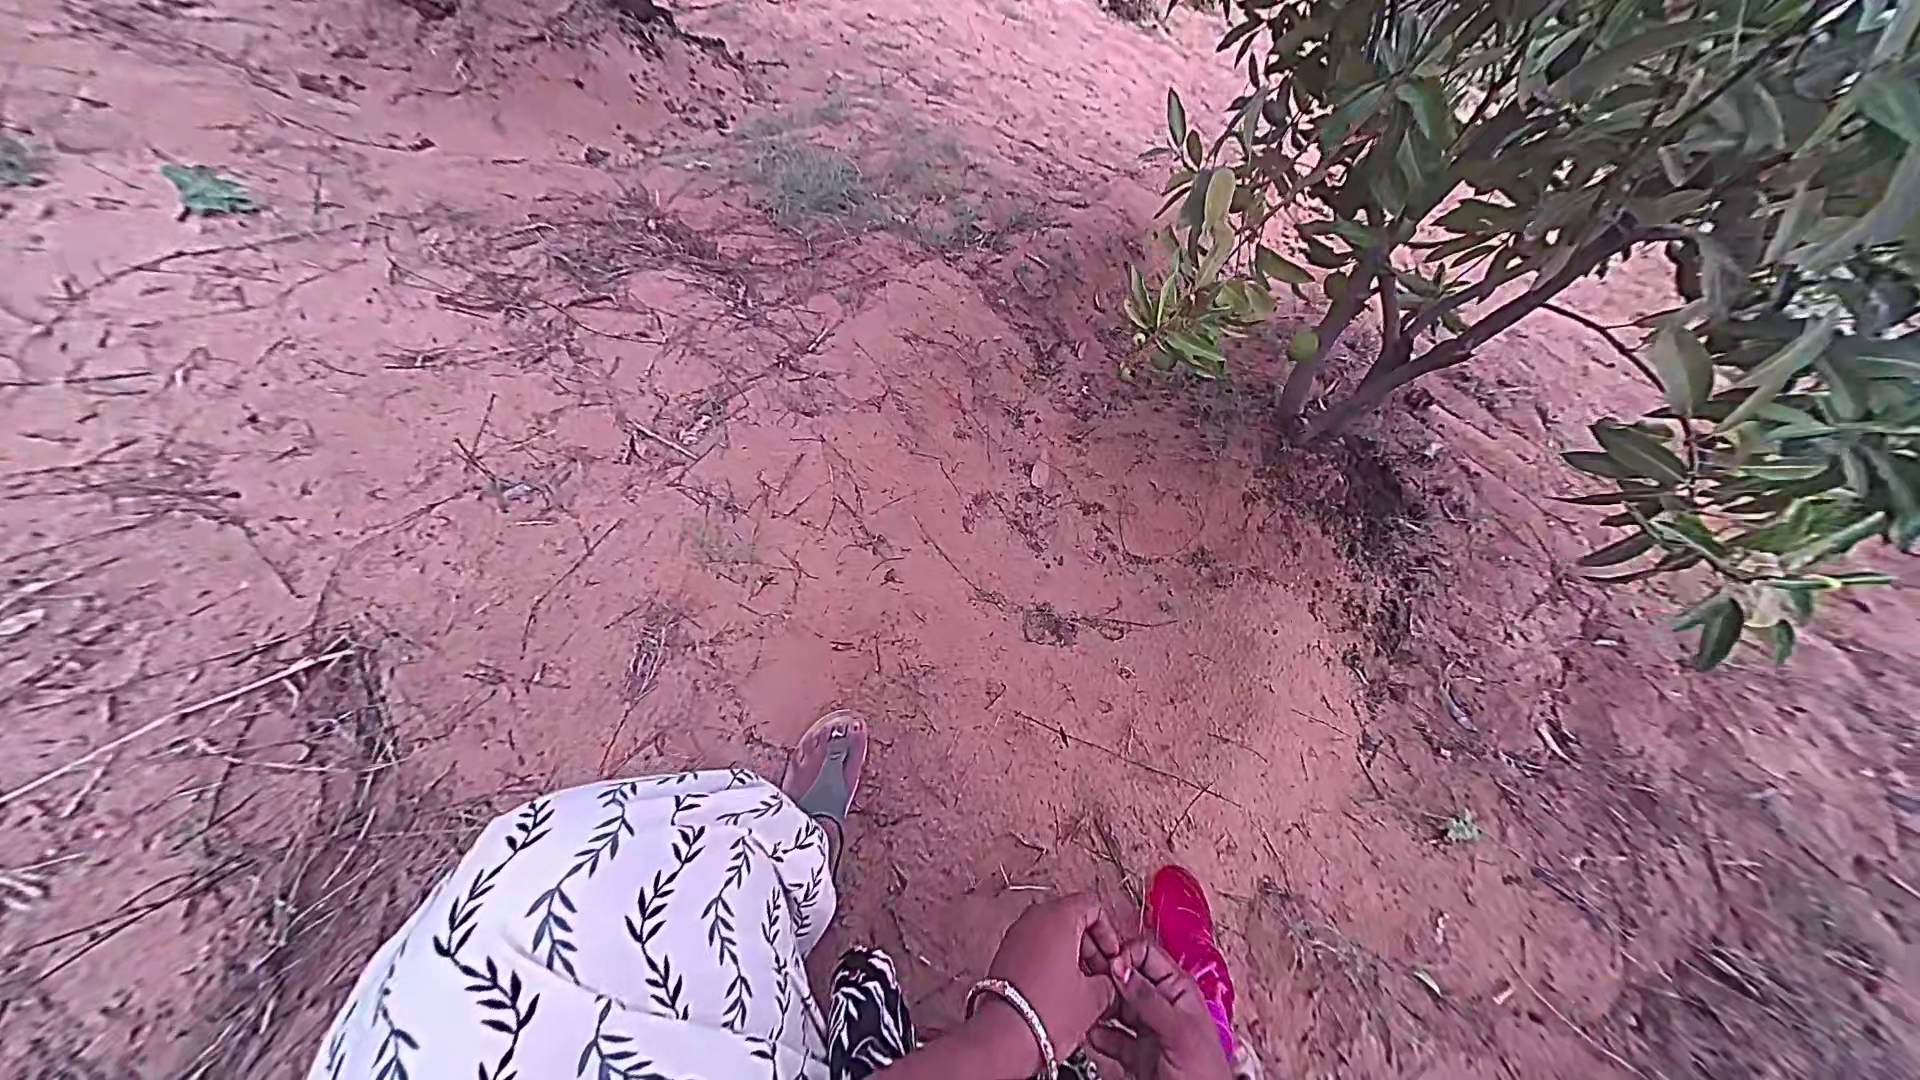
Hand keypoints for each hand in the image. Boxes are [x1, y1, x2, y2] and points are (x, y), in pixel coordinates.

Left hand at [968, 894, 1121, 1076]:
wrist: (1005, 1033)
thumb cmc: (1047, 1010)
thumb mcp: (1093, 998)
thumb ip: (1107, 981)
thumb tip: (1107, 981)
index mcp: (1059, 915)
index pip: (1092, 905)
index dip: (1108, 932)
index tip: (1112, 957)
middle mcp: (1035, 916)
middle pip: (1073, 917)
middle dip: (1091, 946)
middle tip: (1101, 977)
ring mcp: (1018, 932)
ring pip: (1054, 932)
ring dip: (1072, 955)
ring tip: (1083, 990)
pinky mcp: (1007, 950)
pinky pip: (1036, 946)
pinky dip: (1052, 961)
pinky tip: (1060, 992)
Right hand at [1089, 939, 1231, 1079]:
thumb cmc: (1207, 1078)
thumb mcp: (1179, 1031)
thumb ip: (1148, 998)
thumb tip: (1119, 966)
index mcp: (1177, 989)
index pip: (1145, 953)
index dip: (1125, 955)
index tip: (1108, 967)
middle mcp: (1161, 1004)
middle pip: (1126, 979)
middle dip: (1107, 981)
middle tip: (1090, 986)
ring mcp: (1149, 1029)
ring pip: (1117, 1007)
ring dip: (1100, 1008)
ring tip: (1088, 1010)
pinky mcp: (1139, 1054)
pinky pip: (1113, 1038)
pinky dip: (1101, 1036)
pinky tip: (1093, 1035)